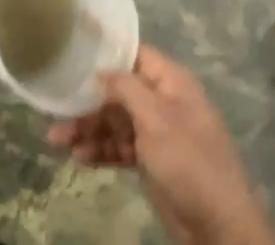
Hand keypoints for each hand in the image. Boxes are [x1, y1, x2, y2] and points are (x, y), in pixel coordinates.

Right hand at [48, 45, 274, 244]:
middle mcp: (163, 103)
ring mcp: (157, 133)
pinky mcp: (151, 160)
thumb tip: (99, 72)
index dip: (104, 50)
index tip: (71, 48)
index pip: (134, 54)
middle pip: (117, 92)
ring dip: (87, 130)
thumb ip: (125, 88)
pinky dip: (100, 150)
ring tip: (57, 143)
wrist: (218, 227)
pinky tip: (79, 158)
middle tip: (55, 113)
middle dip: (86, 102)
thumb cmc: (189, 163)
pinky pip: (119, 146)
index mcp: (171, 84)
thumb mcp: (156, 119)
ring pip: (113, 121)